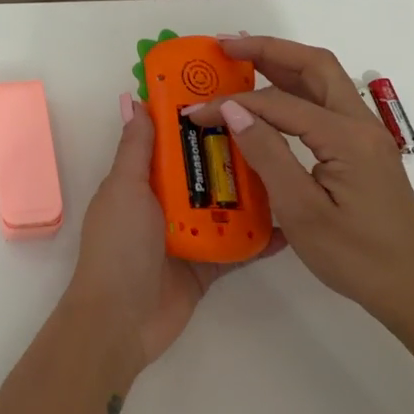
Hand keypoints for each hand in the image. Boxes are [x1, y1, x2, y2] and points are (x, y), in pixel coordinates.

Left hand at [66, 93, 284, 369]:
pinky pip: (238, 247)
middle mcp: (163, 203)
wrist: (121, 320)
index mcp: (139, 180)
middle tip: (274, 130)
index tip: (227, 93)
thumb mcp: (124, 188)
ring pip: (225, 206)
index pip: (168, 141)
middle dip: (231, 154)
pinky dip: (261, 238)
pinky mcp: (207, 267)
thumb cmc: (119, 246)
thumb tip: (133, 100)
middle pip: (203, 172)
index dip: (192, 119)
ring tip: (291, 169)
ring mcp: (187, 235)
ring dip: (252, 194)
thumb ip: (135, 148)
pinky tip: (294, 224)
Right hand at [187, 36, 413, 328]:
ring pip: (324, 79)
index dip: (232, 102)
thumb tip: (232, 109)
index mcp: (346, 138)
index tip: (196, 111)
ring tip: (241, 61)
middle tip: (224, 48)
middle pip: (314, 65)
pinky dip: (295, 88)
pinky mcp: (364, 150)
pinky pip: (326, 103)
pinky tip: (270, 100)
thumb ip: (267, 154)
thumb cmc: (356, 257)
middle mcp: (361, 125)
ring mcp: (366, 136)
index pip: (278, 103)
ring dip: (283, 64)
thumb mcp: (301, 211)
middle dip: (268, 49)